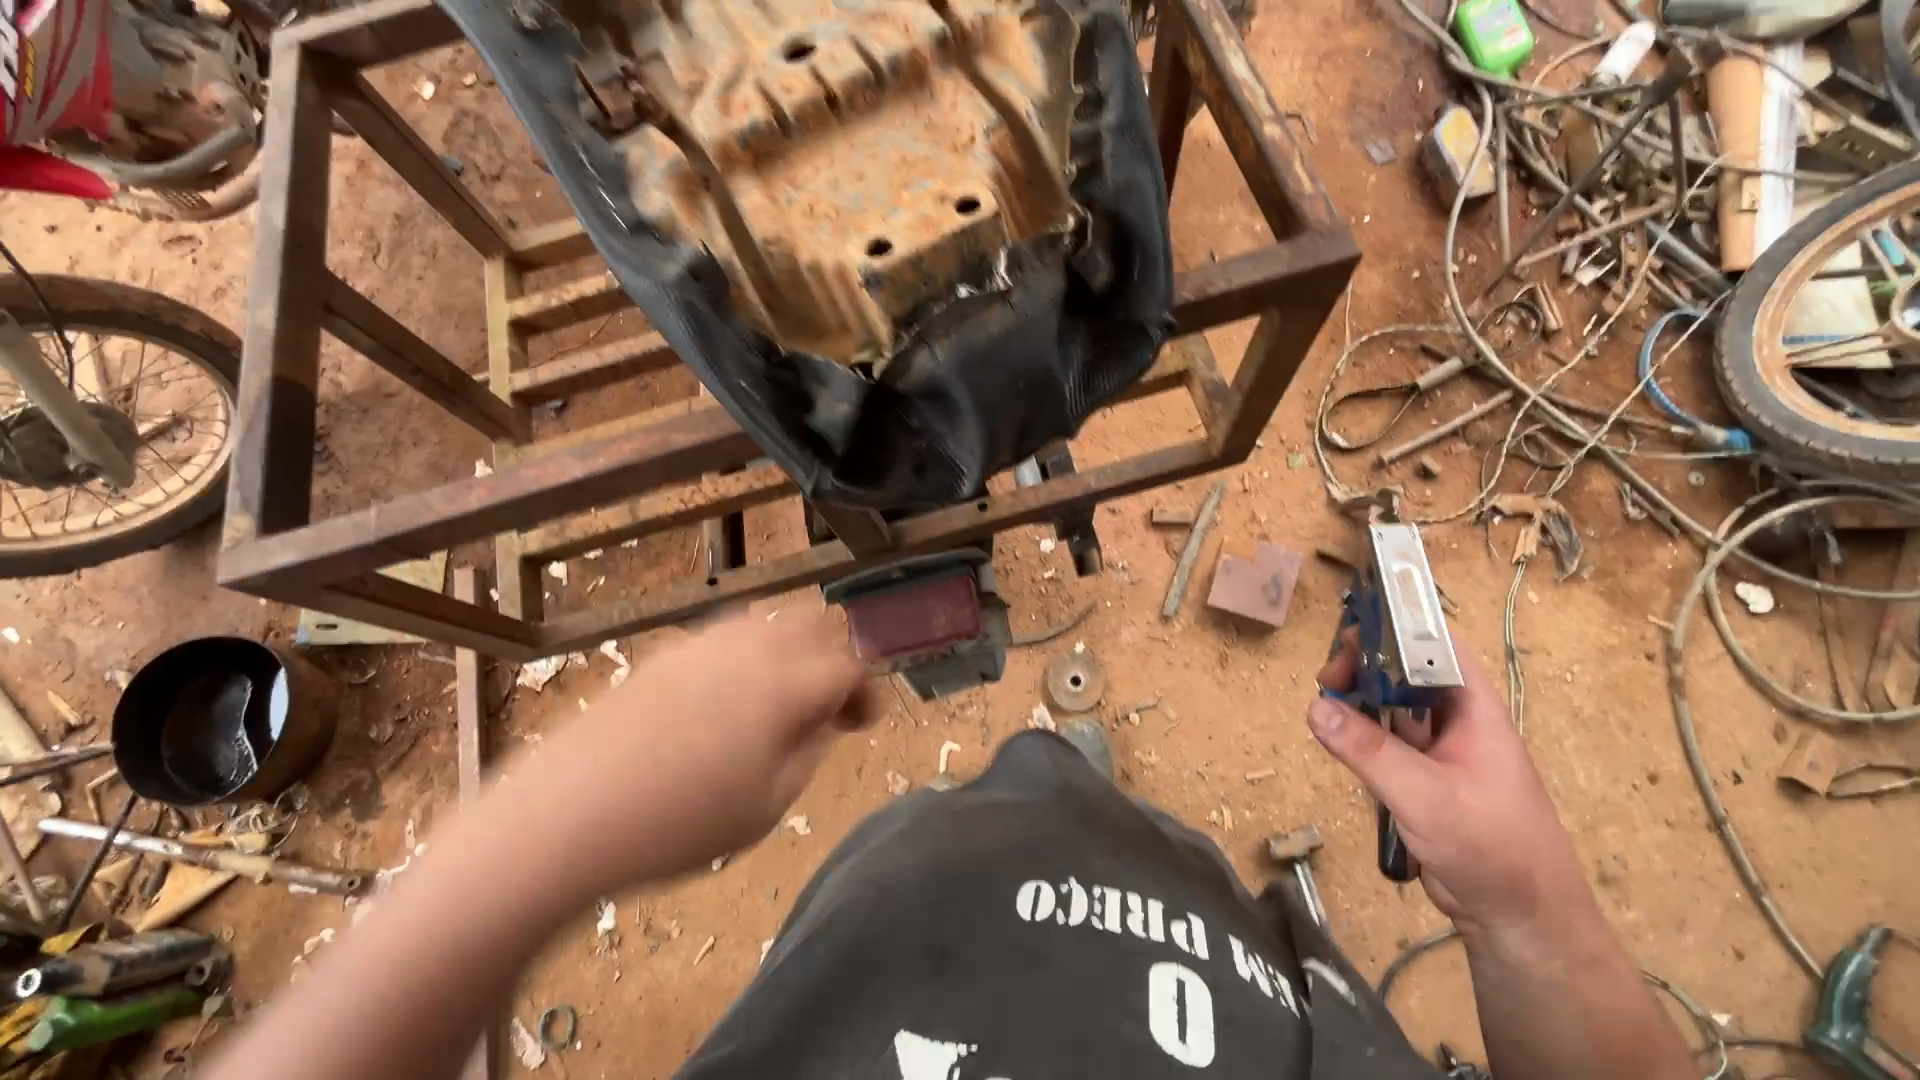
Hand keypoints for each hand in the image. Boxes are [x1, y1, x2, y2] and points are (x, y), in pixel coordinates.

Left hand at [489, 608, 873, 892]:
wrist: (566, 813)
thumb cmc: (679, 823)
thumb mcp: (766, 806)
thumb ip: (808, 753)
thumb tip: (822, 722)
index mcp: (785, 685)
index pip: (847, 667)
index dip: (864, 694)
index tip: (859, 726)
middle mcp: (749, 647)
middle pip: (810, 622)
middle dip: (829, 658)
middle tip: (823, 705)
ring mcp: (701, 644)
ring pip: (765, 621)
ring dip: (787, 652)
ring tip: (775, 703)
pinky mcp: (663, 654)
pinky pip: (723, 636)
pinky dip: (744, 656)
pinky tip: (724, 703)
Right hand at [1308, 631, 1594, 937]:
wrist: (1522, 920)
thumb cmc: (1491, 848)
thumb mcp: (1425, 796)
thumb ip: (1369, 750)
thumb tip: (1315, 707)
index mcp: (1475, 709)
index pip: (1434, 647)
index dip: (1392, 631)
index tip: (1346, 640)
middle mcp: (1457, 721)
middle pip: (1405, 673)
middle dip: (1364, 669)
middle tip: (1326, 684)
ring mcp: (1439, 751)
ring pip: (1391, 708)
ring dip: (1358, 703)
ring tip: (1323, 710)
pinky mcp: (1422, 779)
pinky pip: (1385, 743)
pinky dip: (1359, 737)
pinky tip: (1338, 743)